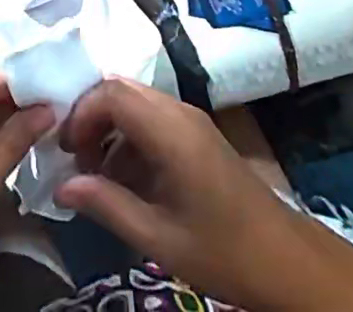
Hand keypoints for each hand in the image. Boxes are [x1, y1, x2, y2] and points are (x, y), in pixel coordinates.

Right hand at [56, 78, 352, 311]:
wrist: (291, 263)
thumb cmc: (225, 252)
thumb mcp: (159, 237)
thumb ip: (107, 205)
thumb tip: (61, 187)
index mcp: (171, 131)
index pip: (111, 94)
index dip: (80, 114)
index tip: (66, 150)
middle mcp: (179, 113)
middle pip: (120, 90)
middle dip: (90, 117)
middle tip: (75, 157)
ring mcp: (191, 121)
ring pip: (135, 102)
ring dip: (109, 127)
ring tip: (96, 172)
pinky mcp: (198, 135)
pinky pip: (152, 118)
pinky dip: (129, 137)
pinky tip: (125, 178)